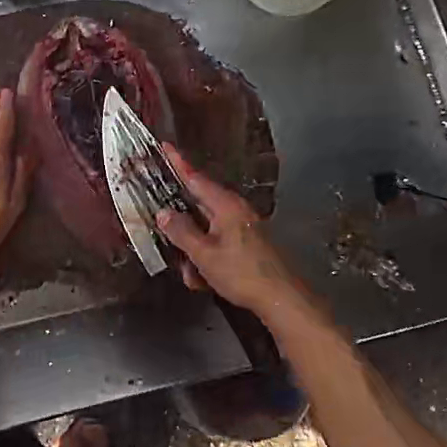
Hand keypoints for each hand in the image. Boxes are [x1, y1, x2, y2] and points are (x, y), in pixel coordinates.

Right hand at [154, 143, 310, 316]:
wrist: (282, 300)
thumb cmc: (242, 273)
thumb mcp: (203, 254)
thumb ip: (180, 231)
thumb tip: (163, 213)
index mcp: (225, 206)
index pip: (195, 178)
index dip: (178, 163)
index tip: (164, 146)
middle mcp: (234, 211)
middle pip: (196, 208)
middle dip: (180, 229)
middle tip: (167, 240)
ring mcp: (241, 228)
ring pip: (204, 231)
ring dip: (192, 252)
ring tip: (193, 276)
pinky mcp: (246, 244)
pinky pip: (215, 244)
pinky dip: (206, 260)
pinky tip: (204, 281)